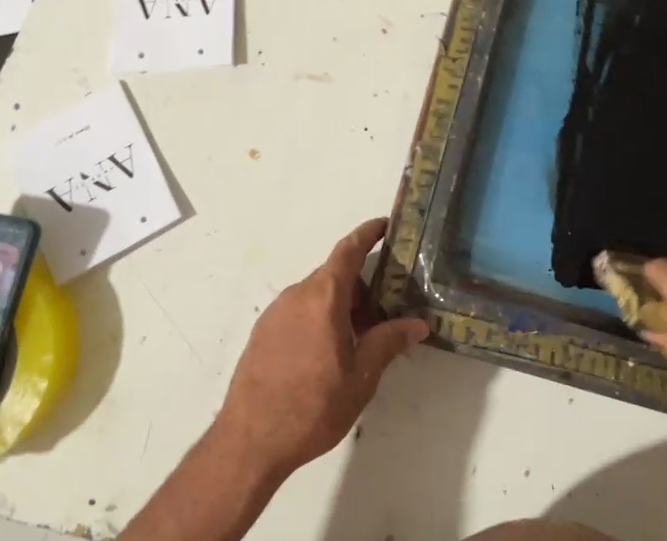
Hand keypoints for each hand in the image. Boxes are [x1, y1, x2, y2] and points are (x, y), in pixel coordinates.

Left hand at [212, 218, 428, 477]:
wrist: (248, 442)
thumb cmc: (312, 406)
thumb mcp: (361, 377)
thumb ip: (389, 342)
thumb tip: (418, 323)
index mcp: (323, 297)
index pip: (348, 250)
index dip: (367, 234)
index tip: (385, 224)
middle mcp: (296, 295)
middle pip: (333, 275)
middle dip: (361, 285)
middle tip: (387, 306)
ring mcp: (274, 314)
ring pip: (315, 296)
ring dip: (340, 305)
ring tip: (361, 336)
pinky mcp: (262, 334)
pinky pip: (298, 312)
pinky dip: (319, 318)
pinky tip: (330, 352)